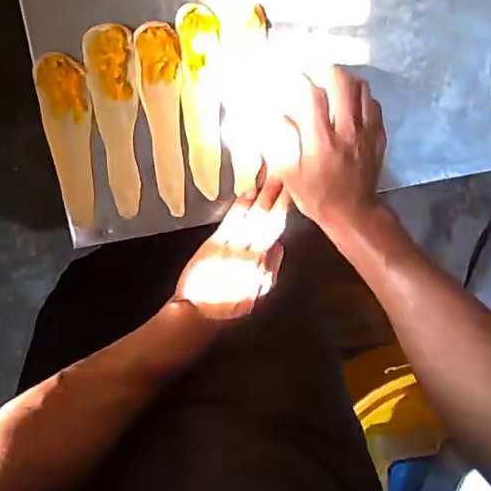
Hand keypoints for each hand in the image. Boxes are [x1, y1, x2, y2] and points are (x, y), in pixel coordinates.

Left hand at [174, 179, 288, 320]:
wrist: (197, 313)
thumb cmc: (228, 307)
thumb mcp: (257, 295)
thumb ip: (269, 270)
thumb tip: (279, 246)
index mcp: (262, 266)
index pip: (276, 232)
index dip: (285, 212)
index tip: (293, 194)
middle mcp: (251, 255)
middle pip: (267, 222)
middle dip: (278, 199)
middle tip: (287, 177)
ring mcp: (233, 248)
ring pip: (252, 218)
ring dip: (263, 198)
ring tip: (273, 179)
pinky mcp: (215, 244)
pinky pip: (232, 221)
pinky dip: (242, 206)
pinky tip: (249, 193)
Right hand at [268, 65, 385, 232]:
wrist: (353, 213)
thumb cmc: (316, 196)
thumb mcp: (290, 175)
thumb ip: (285, 143)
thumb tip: (281, 117)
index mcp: (321, 140)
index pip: (312, 97)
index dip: (302, 81)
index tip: (294, 76)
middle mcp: (346, 130)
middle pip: (342, 85)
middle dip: (328, 72)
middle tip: (317, 72)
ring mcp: (366, 132)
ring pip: (362, 91)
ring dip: (347, 81)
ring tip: (335, 82)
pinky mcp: (378, 137)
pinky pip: (374, 106)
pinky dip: (362, 98)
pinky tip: (353, 102)